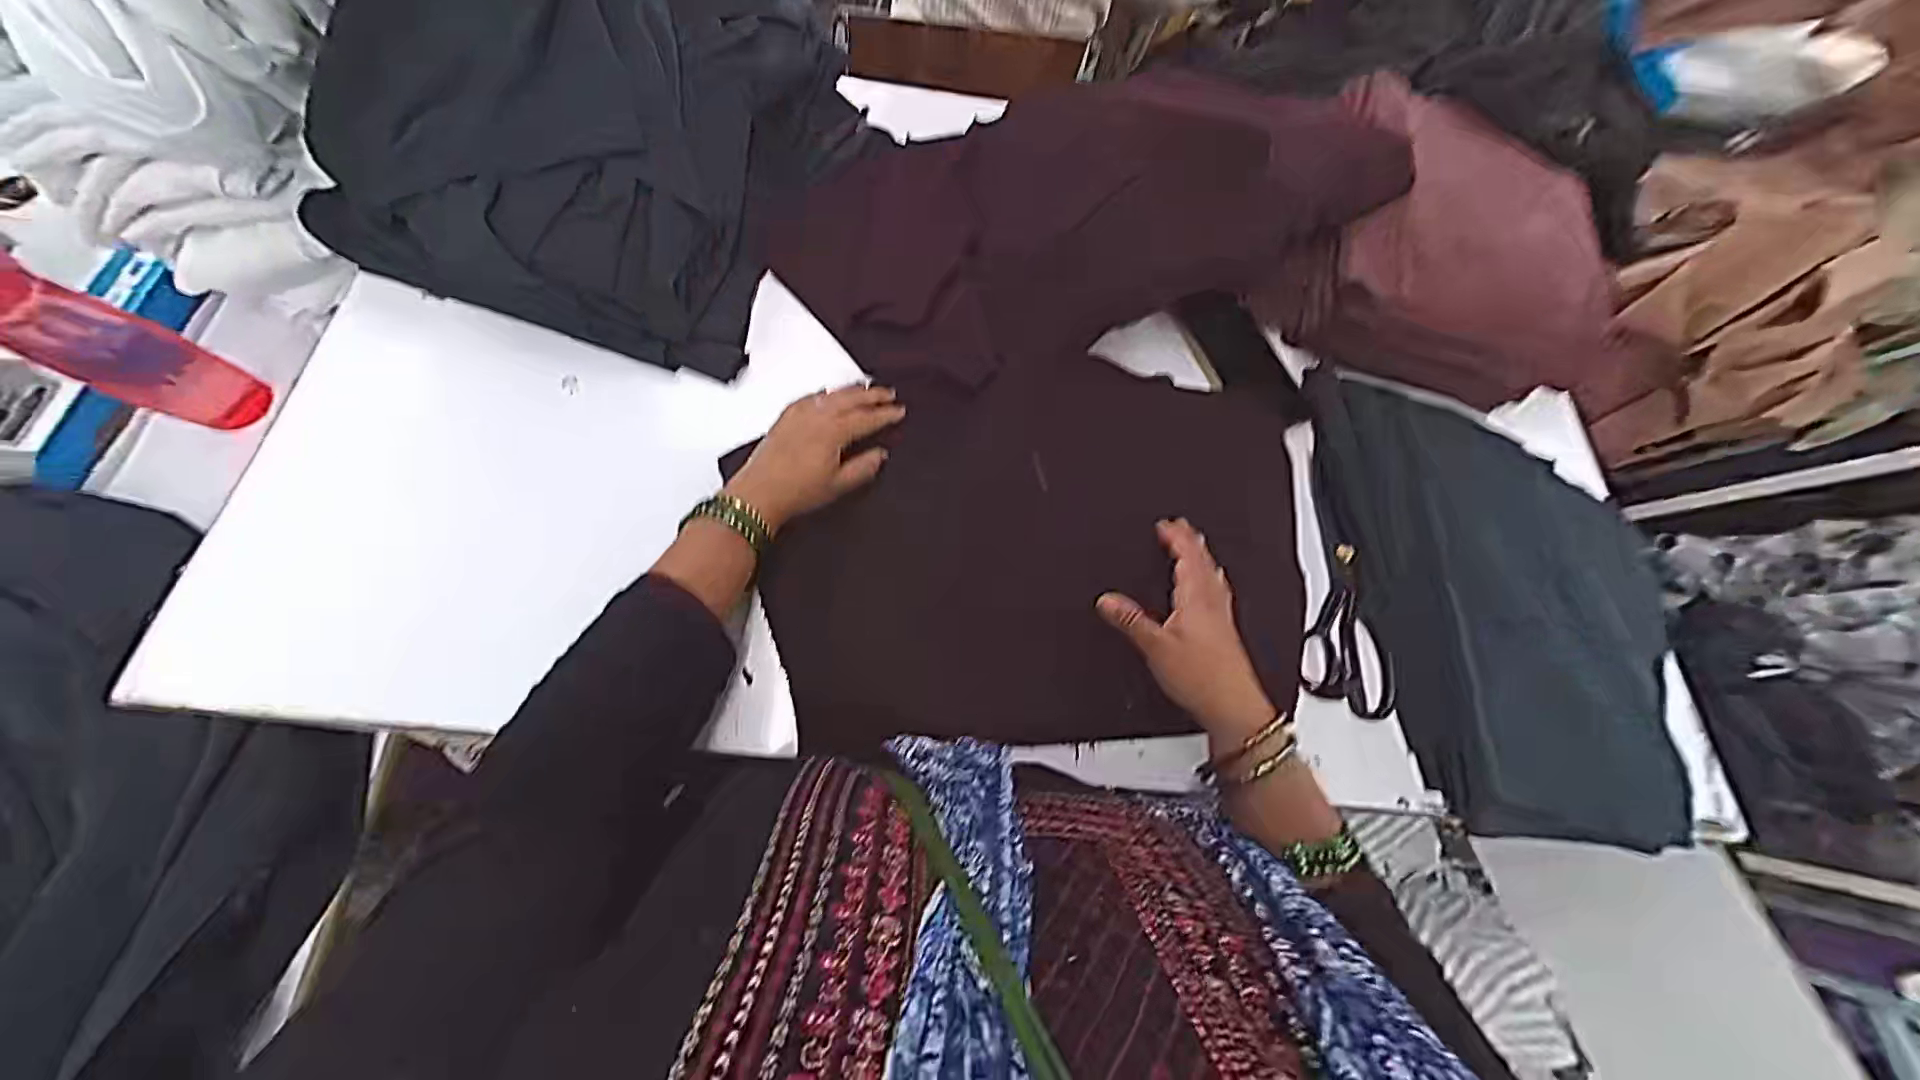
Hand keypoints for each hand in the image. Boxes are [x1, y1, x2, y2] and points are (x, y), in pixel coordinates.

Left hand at [723, 384, 904, 530]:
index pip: (867, 417)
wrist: (758, 494)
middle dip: (872, 395)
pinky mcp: (786, 417)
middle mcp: (816, 417)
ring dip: (851, 390)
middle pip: (851, 398)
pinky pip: (812, 396)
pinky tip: (829, 395)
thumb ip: (863, 467)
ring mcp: (799, 414)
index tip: (898, 411)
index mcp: (833, 431)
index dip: (885, 414)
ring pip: (832, 394)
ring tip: (865, 388)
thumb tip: (879, 455)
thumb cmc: (793, 491)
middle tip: (888, 393)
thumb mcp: (838, 485)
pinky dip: (827, 393)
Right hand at [1097, 518, 1279, 739]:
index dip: (1177, 538)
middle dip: (1191, 542)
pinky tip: (1208, 590)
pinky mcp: (1224, 631)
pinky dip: (1208, 580)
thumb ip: (1130, 621)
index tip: (1166, 525)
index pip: (1188, 557)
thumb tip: (1108, 600)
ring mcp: (1221, 617)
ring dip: (1202, 559)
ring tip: (1196, 549)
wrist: (1232, 705)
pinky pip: (1217, 593)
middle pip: (1204, 562)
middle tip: (1181, 528)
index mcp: (1196, 599)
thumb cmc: (1202, 679)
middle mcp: (1212, 604)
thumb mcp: (1155, 647)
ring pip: (1212, 577)